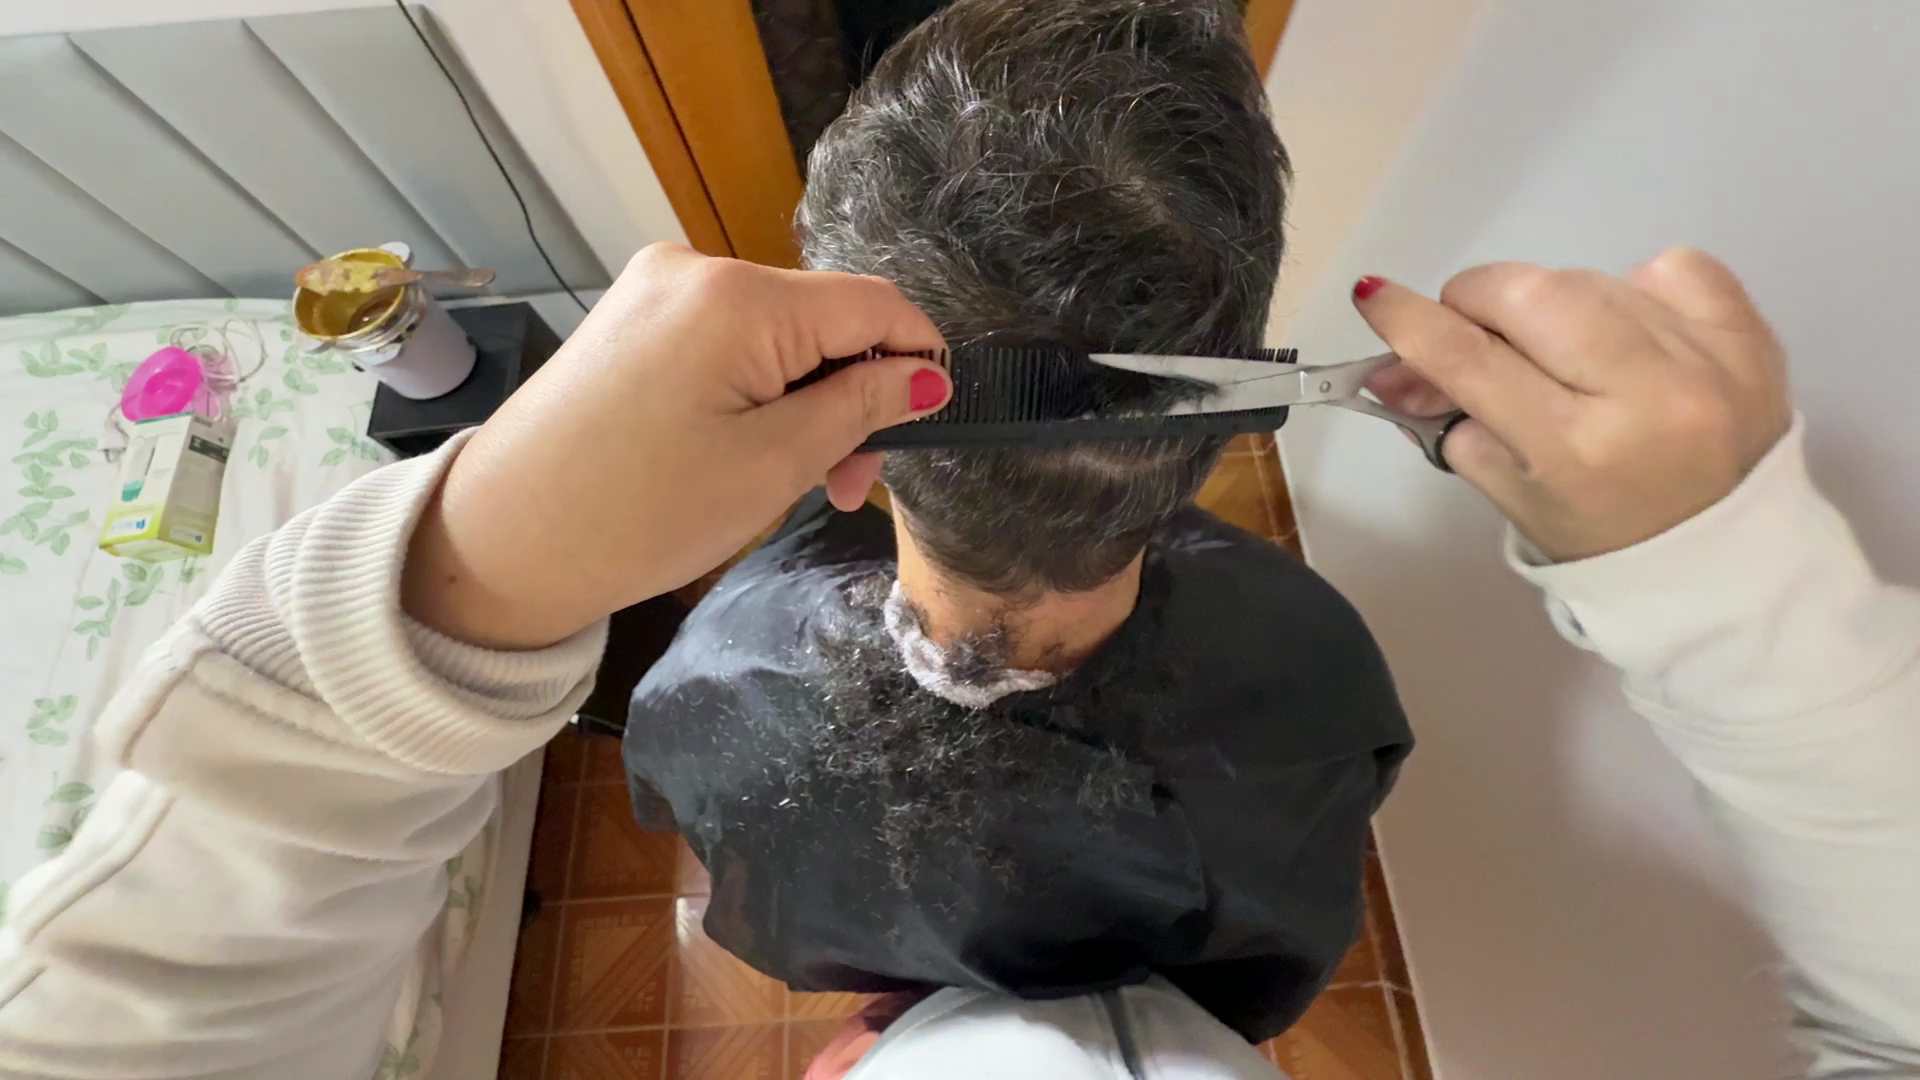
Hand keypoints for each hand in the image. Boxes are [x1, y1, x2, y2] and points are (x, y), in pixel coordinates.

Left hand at [401, 244, 950, 648]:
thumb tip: (929, 378)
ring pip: (779, 338)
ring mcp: (658, 291)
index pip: (871, 303)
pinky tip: (755, 447)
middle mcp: (696, 269)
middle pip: (822, 322)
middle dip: (854, 396)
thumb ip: (862, 406)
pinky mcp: (637, 322)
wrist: (501, 543)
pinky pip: (732, 346)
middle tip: (854, 483)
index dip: (918, 354)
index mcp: (737, 298)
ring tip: (806, 478)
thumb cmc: (646, 514)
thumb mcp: (775, 464)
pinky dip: (763, 394)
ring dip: (810, 403)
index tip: (936, 416)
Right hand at [1352, 248, 1791, 560]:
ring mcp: (1706, 355)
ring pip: (1585, 277)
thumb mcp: (1498, 486)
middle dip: (1474, 300)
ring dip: (1540, 304)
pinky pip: (1667, 267)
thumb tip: (1390, 369)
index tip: (1372, 294)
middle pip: (1528, 293)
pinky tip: (1619, 332)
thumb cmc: (1588, 527)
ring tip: (1549, 349)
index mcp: (1569, 447)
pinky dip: (1624, 290)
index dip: (1407, 319)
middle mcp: (1643, 392)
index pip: (1466, 359)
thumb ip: (1441, 419)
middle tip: (1468, 331)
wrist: (1720, 549)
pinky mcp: (1750, 330)